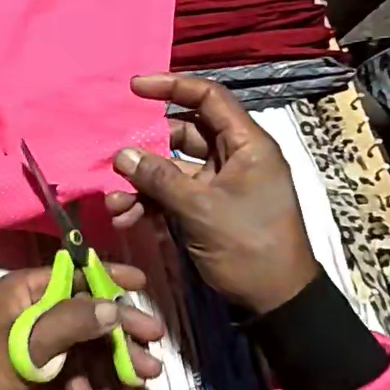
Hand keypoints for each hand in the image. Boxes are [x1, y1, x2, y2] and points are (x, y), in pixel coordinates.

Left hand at [0, 266, 163, 389]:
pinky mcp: (39, 375)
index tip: (142, 284)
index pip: (73, 274)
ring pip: (85, 350)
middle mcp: (33, 312)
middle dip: (119, 332)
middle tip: (153, 344)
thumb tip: (112, 306)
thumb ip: (70, 324)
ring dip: (112, 368)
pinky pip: (72, 379)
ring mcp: (37, 345)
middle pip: (86, 315)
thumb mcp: (26, 346)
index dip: (108, 278)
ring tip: (142, 382)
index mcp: (24, 292)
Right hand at [106, 74, 316, 313]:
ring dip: (141, 183)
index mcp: (247, 145)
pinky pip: (171, 194)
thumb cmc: (248, 245)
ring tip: (115, 203)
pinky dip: (149, 204)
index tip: (135, 88)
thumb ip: (160, 179)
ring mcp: (217, 184)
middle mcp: (232, 157)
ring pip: (170, 168)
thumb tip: (122, 154)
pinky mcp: (204, 208)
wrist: (274, 302)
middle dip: (145, 149)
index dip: (172, 87)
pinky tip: (126, 217)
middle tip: (115, 161)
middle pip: (181, 135)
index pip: (209, 99)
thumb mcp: (201, 209)